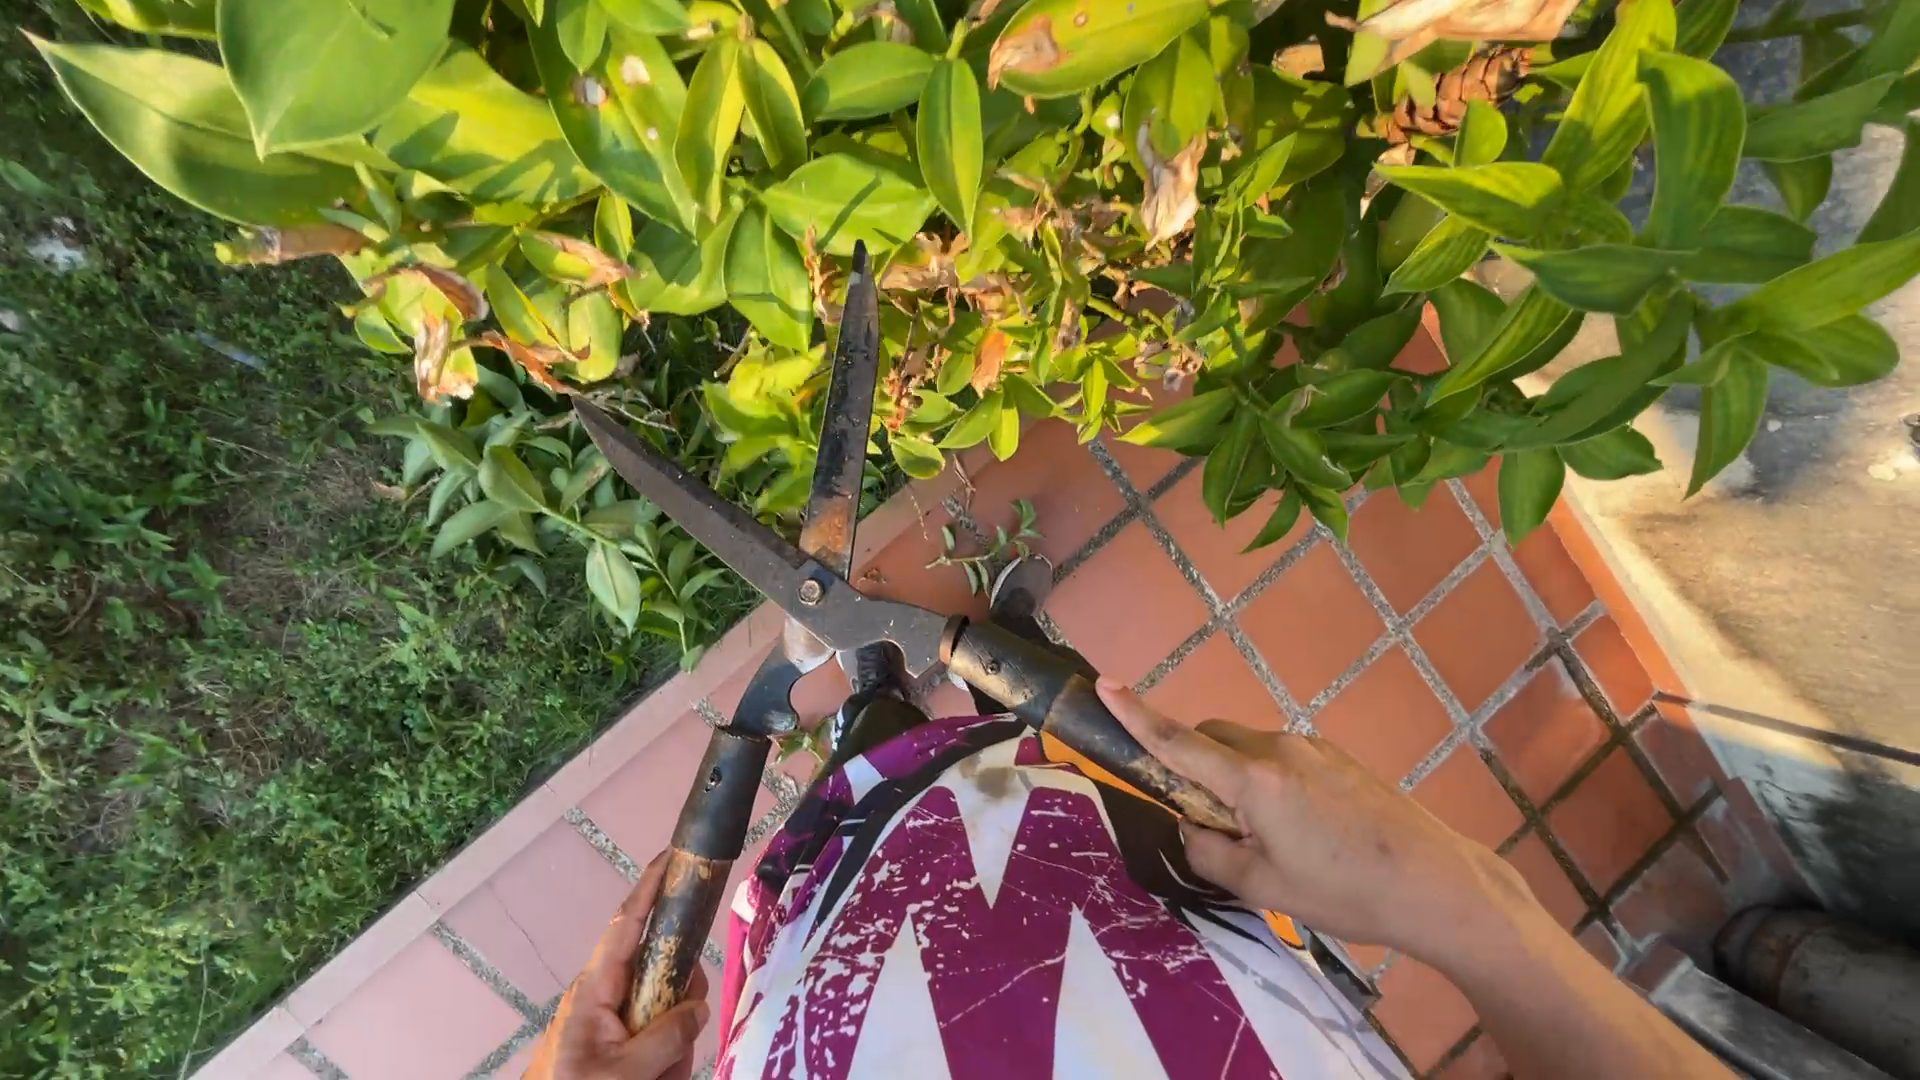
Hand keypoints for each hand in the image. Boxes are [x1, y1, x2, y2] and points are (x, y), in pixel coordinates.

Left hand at [524, 853, 711, 1079]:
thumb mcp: (626, 1077)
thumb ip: (669, 1037)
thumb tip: (698, 1007)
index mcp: (596, 990)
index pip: (626, 924)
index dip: (649, 887)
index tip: (673, 855)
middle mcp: (605, 998)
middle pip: (665, 975)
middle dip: (682, 1010)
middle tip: (678, 1053)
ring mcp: (611, 1025)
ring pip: (668, 1015)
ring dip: (674, 1052)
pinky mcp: (615, 1050)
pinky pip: (657, 1044)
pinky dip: (665, 1068)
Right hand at [1099, 679, 1535, 969]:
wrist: (1440, 885)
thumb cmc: (1346, 892)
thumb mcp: (1265, 886)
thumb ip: (1210, 851)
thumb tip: (1193, 826)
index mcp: (1254, 781)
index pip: (1178, 742)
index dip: (1135, 714)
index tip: (1104, 684)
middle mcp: (1277, 748)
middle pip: (1211, 738)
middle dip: (1194, 763)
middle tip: (1210, 818)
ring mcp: (1310, 746)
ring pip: (1245, 747)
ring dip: (1234, 775)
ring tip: (1268, 833)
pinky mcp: (1334, 755)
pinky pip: (1279, 755)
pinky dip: (1266, 778)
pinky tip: (1304, 826)